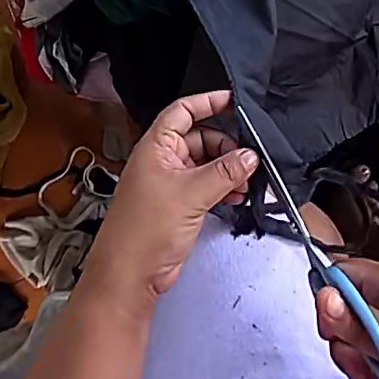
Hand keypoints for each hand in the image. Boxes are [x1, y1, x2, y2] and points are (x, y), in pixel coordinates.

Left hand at [83, 91, 256, 311]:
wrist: (129, 277)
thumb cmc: (142, 233)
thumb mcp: (191, 194)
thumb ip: (224, 172)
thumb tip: (249, 155)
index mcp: (155, 148)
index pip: (183, 111)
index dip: (207, 103)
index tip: (233, 102)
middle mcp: (162, 161)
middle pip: (201, 138)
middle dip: (227, 146)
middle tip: (247, 158)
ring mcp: (171, 183)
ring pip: (207, 163)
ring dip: (228, 170)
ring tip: (246, 181)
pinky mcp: (180, 204)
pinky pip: (207, 185)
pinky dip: (224, 187)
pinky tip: (237, 196)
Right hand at [315, 257, 378, 378]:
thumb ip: (358, 323)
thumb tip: (321, 295)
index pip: (344, 273)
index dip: (328, 298)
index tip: (331, 330)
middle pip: (346, 309)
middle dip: (345, 339)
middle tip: (363, 363)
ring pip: (358, 338)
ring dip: (362, 361)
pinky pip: (376, 360)